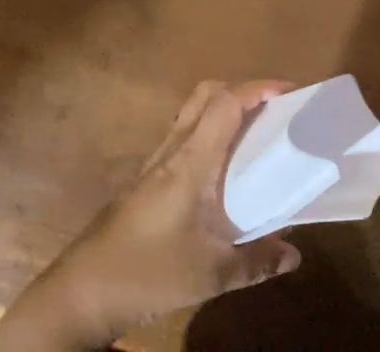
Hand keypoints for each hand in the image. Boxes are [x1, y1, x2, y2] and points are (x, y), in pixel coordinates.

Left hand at [0, 81, 302, 350]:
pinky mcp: (145, 179)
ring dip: (223, 111)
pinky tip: (221, 171)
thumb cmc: (150, 272)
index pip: (225, 103)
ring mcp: (154, 162)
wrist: (85, 290)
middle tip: (273, 112)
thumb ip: (257, 261)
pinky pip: (182, 137)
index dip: (258, 89)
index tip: (289, 92)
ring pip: (191, 114)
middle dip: (242, 91)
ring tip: (254, 136)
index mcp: (191, 161)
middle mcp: (172, 150)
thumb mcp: (213, 274)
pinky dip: (208, 135)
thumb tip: (294, 254)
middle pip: (206, 95)